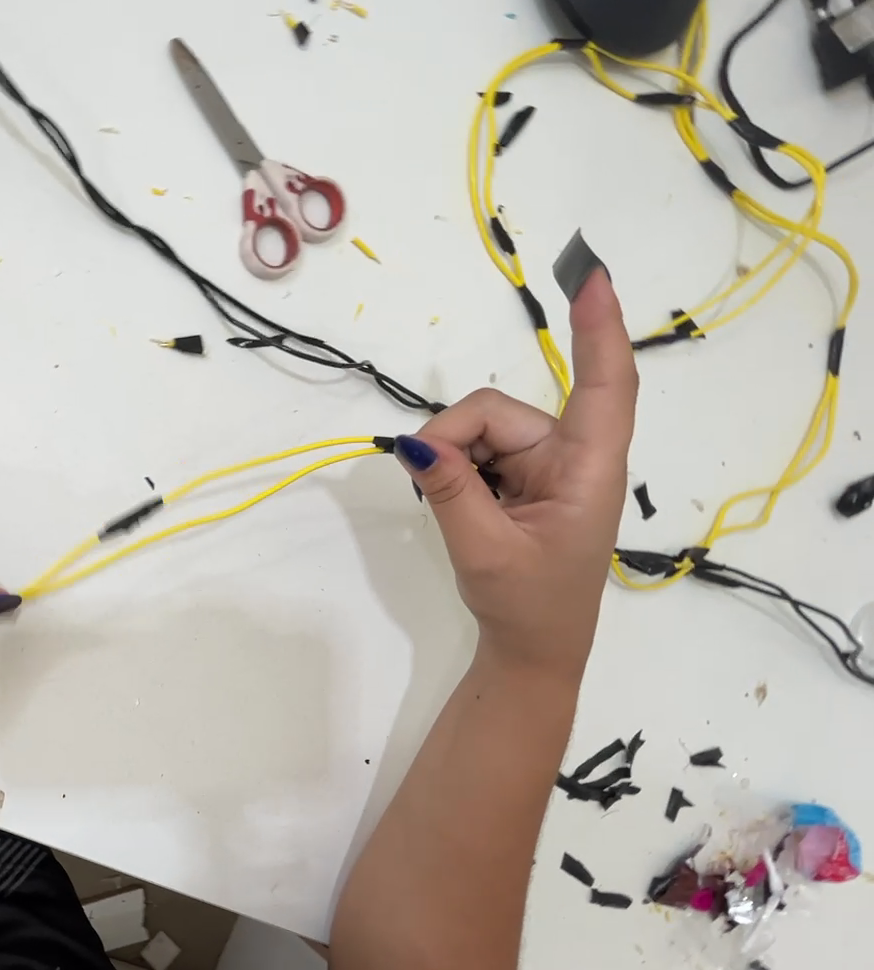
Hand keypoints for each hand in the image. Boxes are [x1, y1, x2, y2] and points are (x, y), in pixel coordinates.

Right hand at [392, 270, 637, 675]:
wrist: (532, 644)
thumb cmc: (528, 601)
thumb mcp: (484, 548)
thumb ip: (451, 491)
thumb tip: (413, 443)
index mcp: (585, 469)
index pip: (603, 386)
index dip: (596, 332)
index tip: (592, 278)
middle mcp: (567, 457)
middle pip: (497, 412)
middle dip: (450, 439)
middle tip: (421, 483)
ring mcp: (539, 467)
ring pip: (476, 431)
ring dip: (446, 460)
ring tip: (444, 507)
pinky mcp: (516, 479)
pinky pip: (470, 452)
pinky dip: (448, 470)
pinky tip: (450, 501)